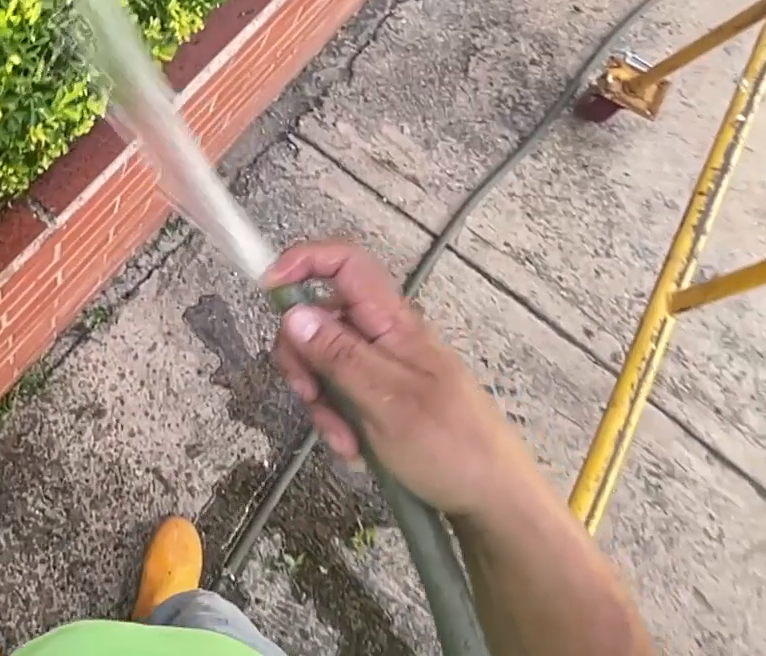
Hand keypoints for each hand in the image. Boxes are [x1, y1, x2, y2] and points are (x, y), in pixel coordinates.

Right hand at [266, 241, 548, 523]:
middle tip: (306, 394)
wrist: (497, 505)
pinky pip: (337, 392)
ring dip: (320, 399)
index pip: (344, 262)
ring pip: (322, 359)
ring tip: (342, 440)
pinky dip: (335, 418)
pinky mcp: (378, 395)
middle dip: (301, 354)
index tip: (268, 289)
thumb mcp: (388, 402)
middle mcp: (383, 334)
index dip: (303, 260)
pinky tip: (353, 448)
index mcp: (392, 321)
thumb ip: (338, 355)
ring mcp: (380, 365)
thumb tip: (292, 313)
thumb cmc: (452, 448)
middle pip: (319, 315)